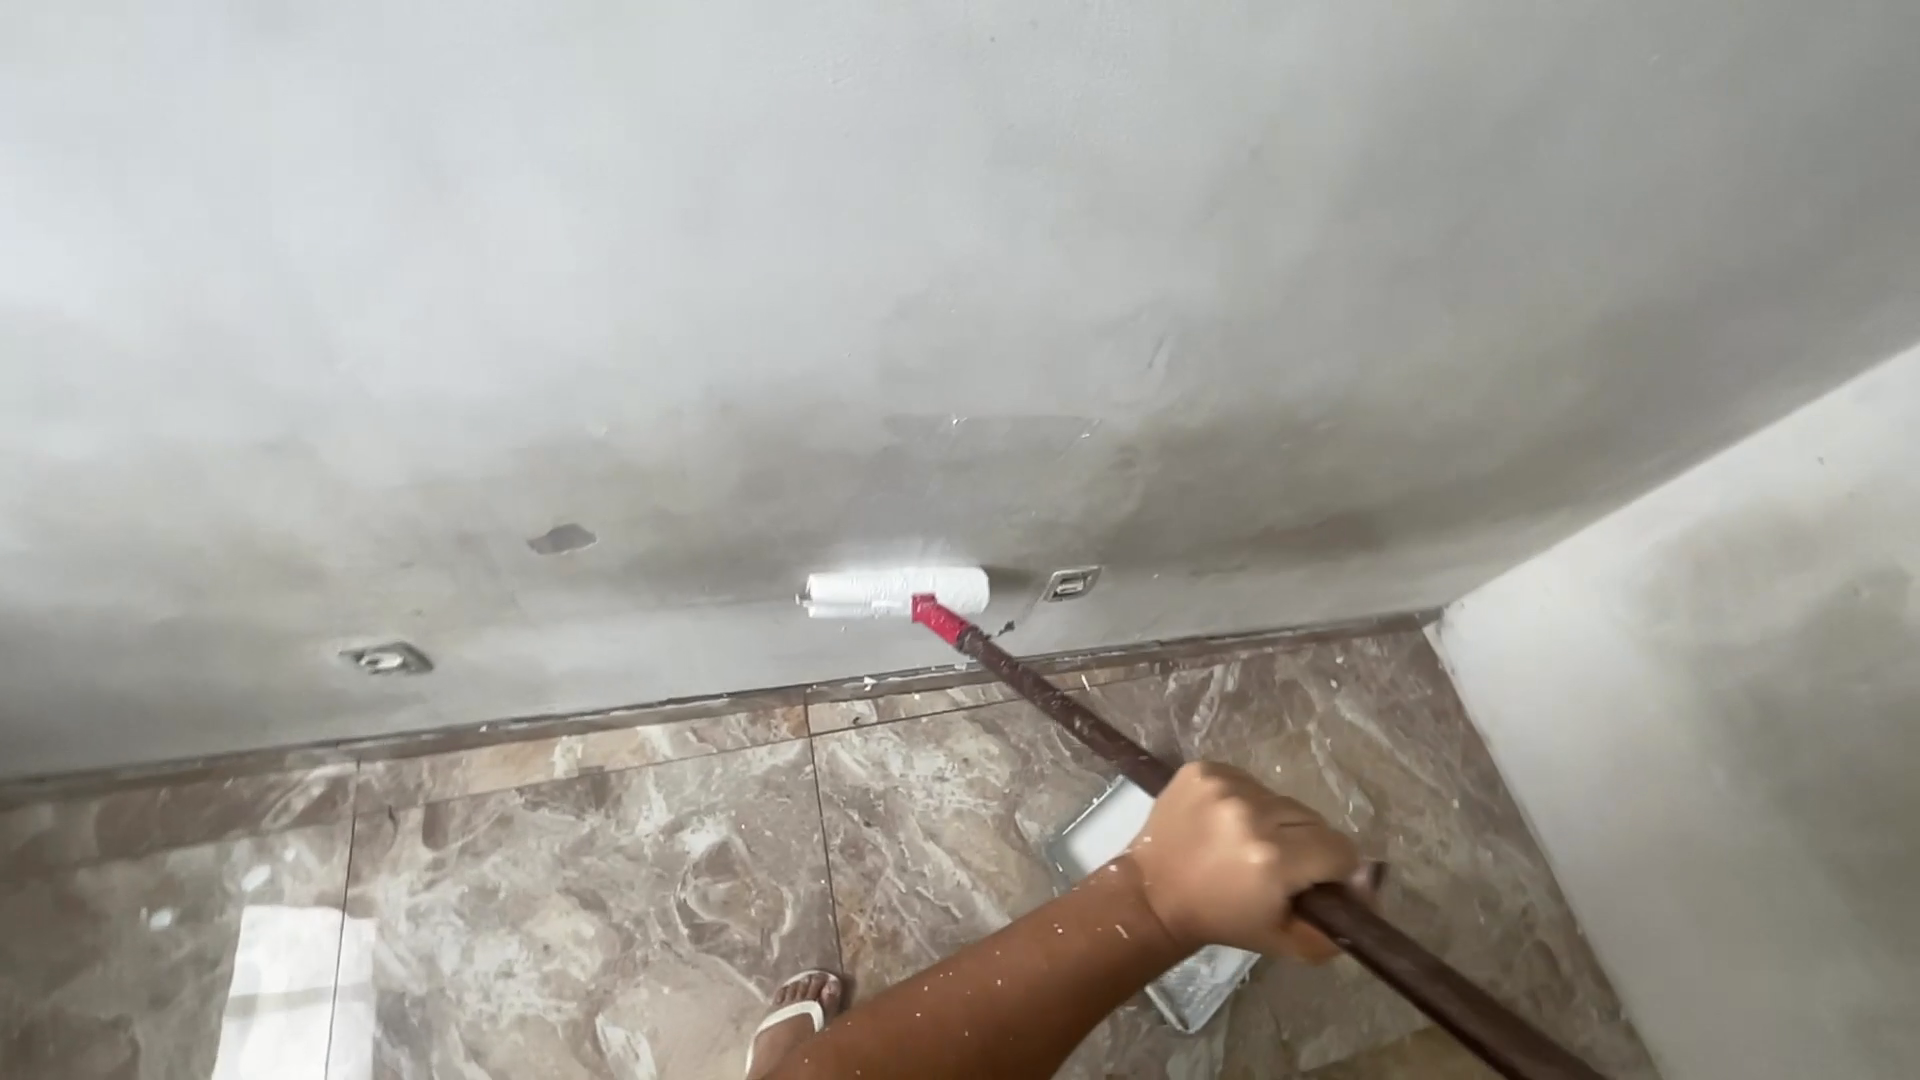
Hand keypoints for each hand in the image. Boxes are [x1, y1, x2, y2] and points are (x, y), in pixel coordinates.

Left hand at [1124, 761, 1365, 960]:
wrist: (1155, 889)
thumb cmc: (1222, 918)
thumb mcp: (1287, 941)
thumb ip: (1338, 926)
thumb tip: (1371, 891)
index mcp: (1275, 857)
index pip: (1340, 849)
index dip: (1336, 869)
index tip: (1317, 880)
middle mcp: (1251, 813)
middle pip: (1312, 819)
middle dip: (1306, 844)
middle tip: (1280, 864)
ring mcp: (1223, 785)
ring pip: (1280, 798)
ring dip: (1275, 819)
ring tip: (1248, 843)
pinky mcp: (1202, 769)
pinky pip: (1247, 780)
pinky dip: (1246, 800)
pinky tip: (1226, 823)